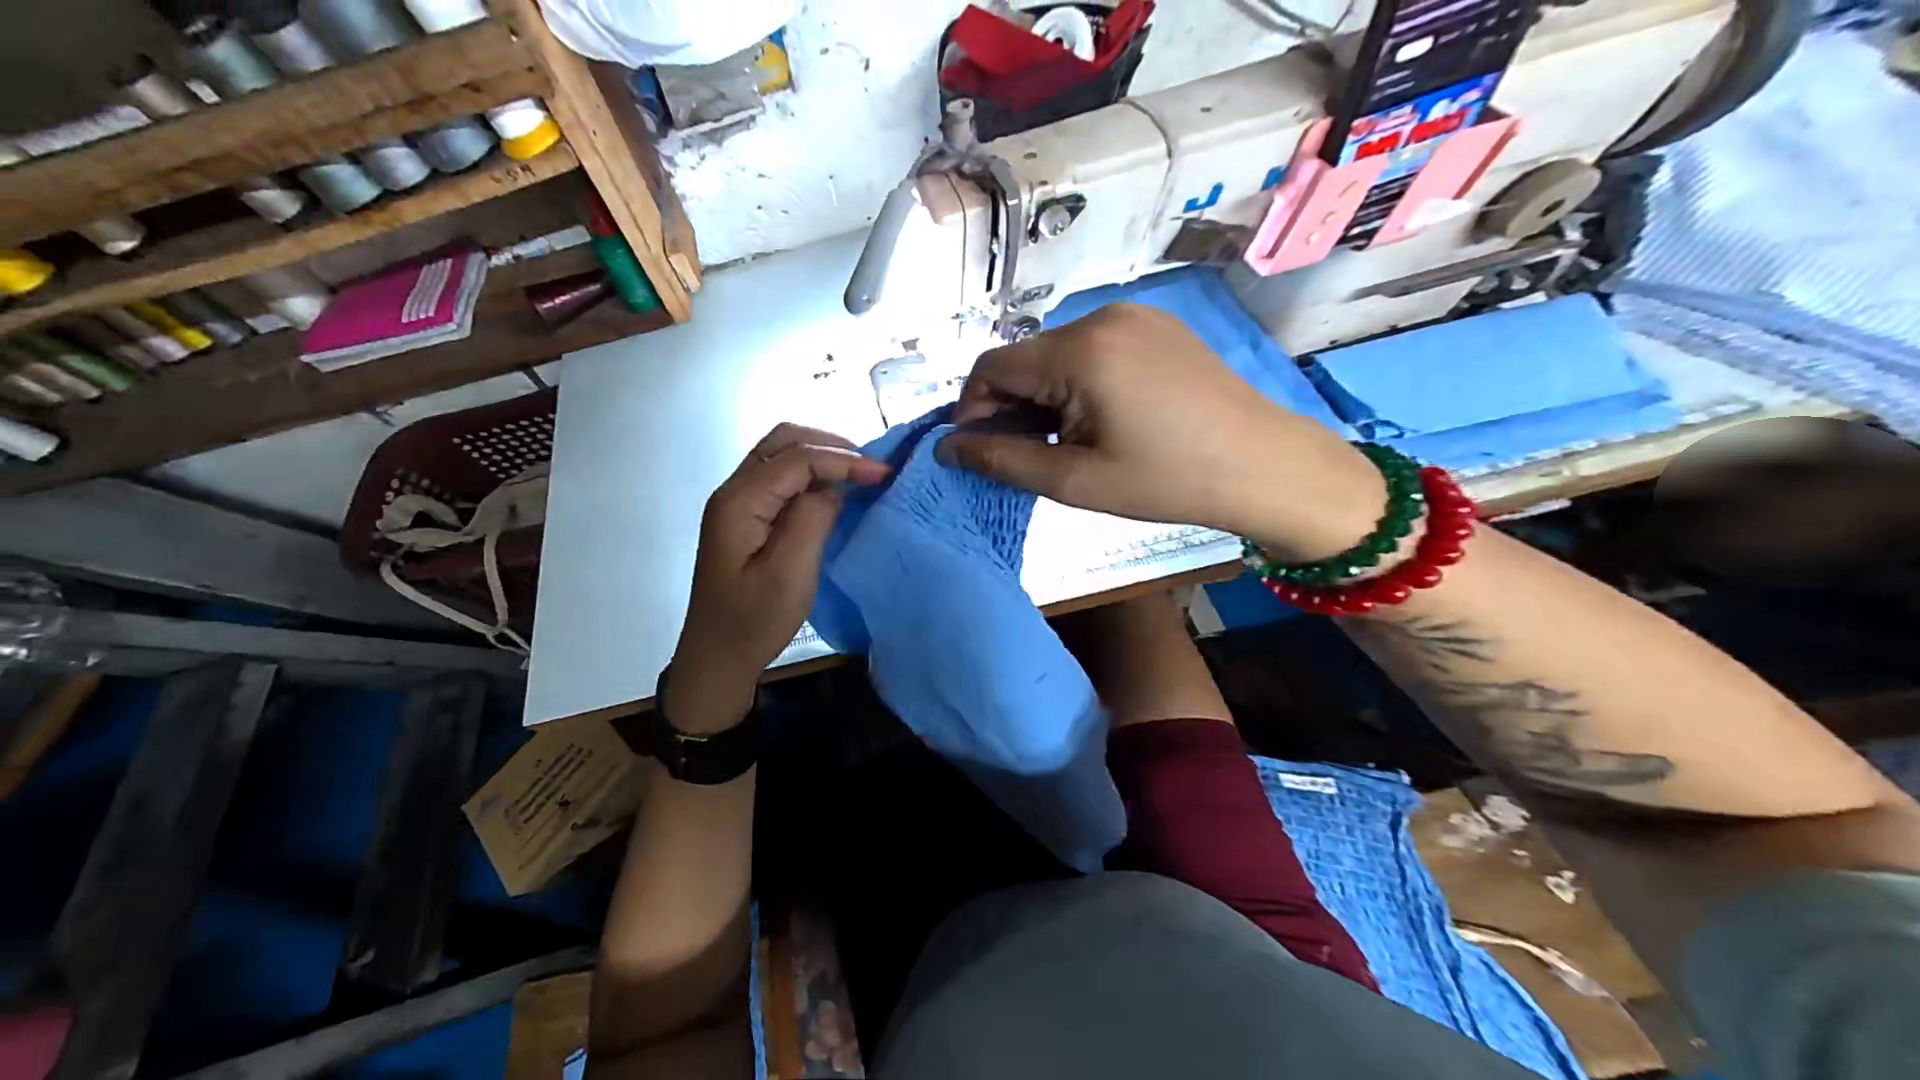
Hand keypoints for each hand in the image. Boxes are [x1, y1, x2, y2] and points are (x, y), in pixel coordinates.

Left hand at [668, 424, 889, 731]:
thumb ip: (812, 519)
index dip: (844, 460)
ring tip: (858, 475)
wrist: (717, 657)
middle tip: (870, 468)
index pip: (797, 458)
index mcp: (740, 501)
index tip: (884, 474)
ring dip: (821, 456)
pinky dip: (811, 475)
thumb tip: (834, 489)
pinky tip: (834, 492)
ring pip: (781, 455)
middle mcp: (733, 491)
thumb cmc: (754, 620)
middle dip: (831, 446)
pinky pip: (780, 479)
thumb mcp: (789, 573)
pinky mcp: (746, 518)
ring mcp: (737, 503)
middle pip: (783, 441)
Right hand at [941, 304, 1384, 560]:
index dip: (971, 409)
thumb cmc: (1166, 480)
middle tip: (1022, 453)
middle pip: (1024, 357)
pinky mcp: (1158, 326)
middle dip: (1008, 404)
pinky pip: (1094, 347)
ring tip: (1063, 440)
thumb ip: (1002, 460)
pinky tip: (1098, 417)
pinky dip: (1077, 380)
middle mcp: (1102, 317)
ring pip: (1057, 352)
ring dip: (1042, 393)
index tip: (979, 451)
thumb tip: (947, 447)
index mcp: (1079, 351)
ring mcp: (1135, 316)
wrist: (1263, 466)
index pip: (991, 367)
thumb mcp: (1075, 479)